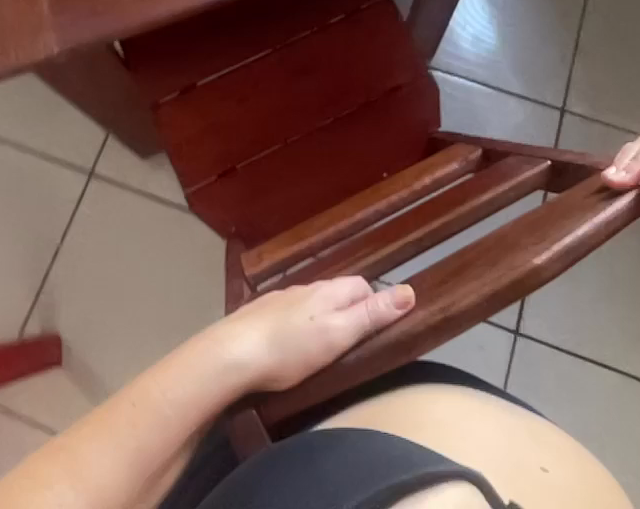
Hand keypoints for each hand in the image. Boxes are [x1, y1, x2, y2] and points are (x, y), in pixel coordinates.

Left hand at [206, 277, 415, 392]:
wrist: (231, 354)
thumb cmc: (290, 348)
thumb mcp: (338, 334)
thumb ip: (371, 315)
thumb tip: (409, 291)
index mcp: (327, 292)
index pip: (361, 285)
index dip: (374, 303)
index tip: (380, 328)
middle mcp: (304, 288)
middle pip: (336, 292)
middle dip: (349, 310)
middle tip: (355, 341)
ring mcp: (279, 301)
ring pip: (310, 303)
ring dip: (322, 317)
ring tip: (325, 346)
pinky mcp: (259, 316)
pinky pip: (288, 315)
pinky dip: (298, 326)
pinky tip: (291, 345)